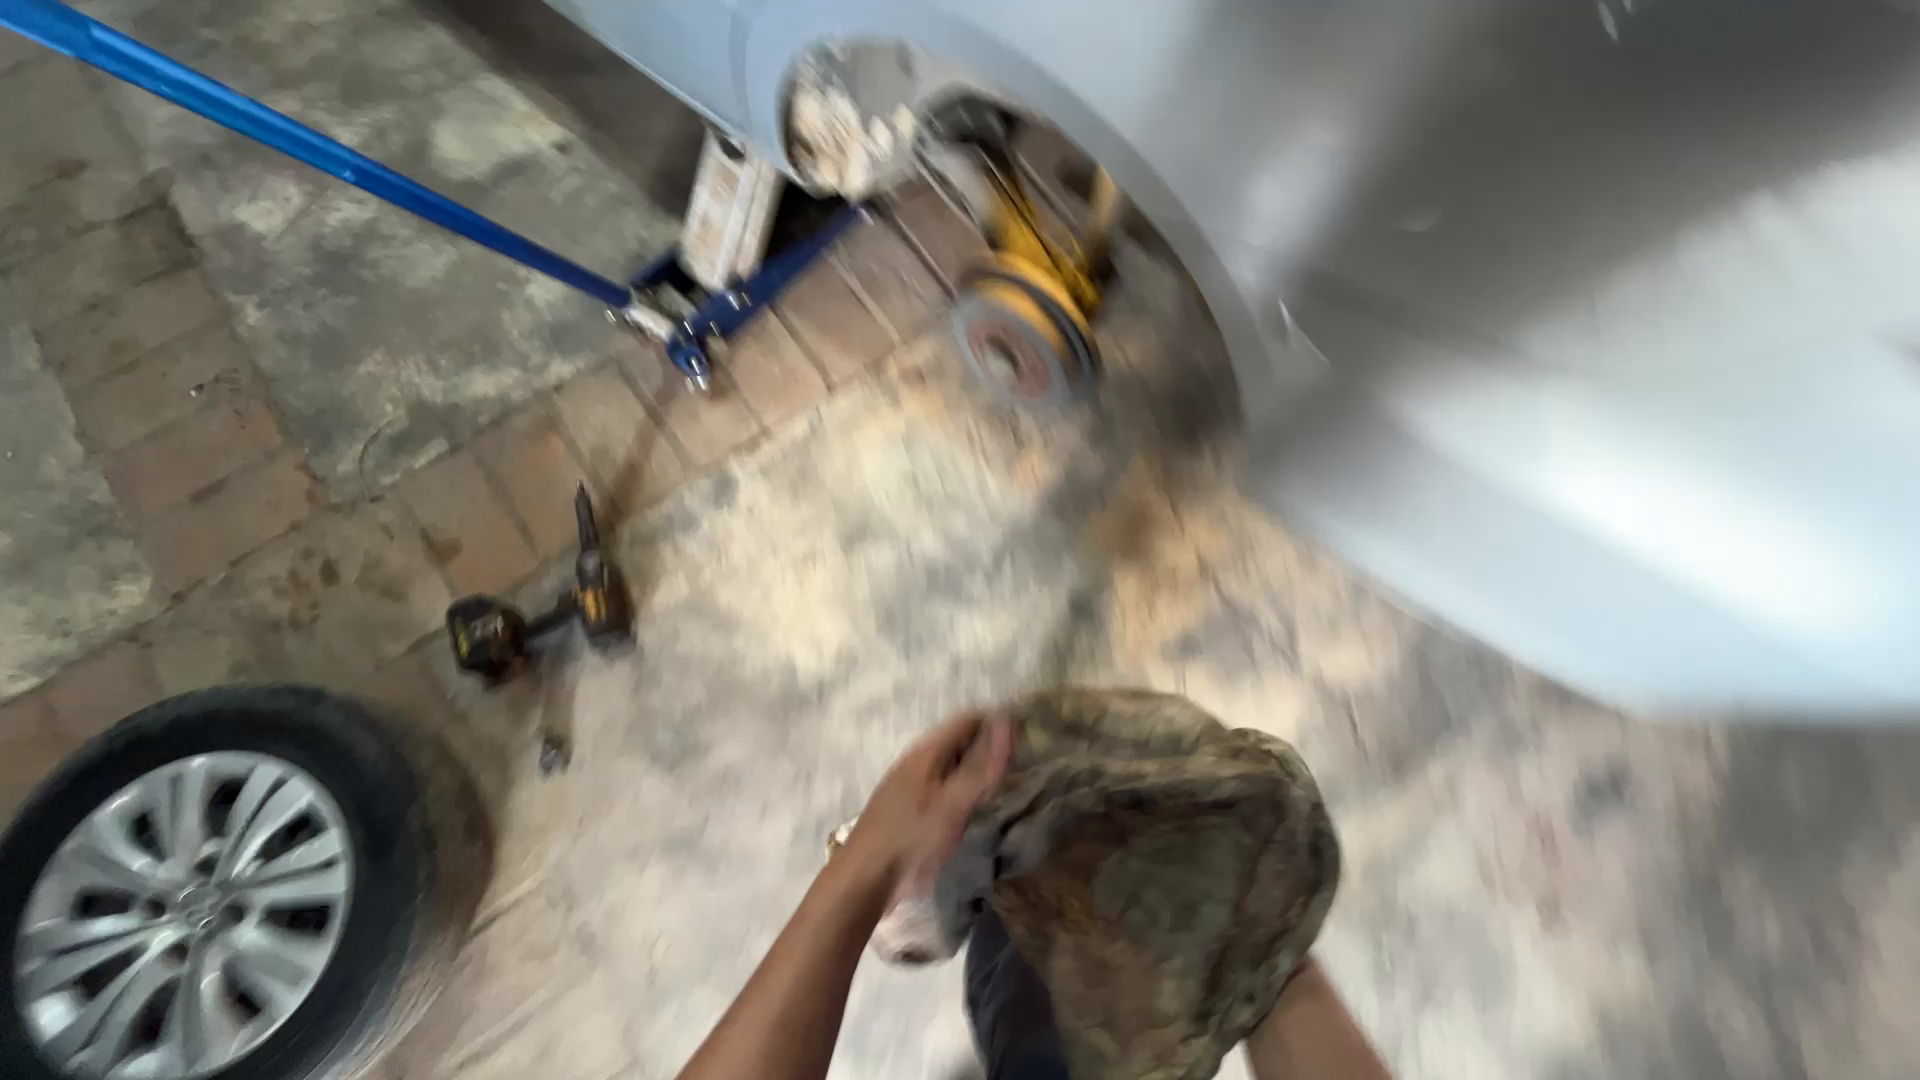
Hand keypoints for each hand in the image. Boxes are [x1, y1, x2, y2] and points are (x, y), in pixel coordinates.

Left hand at [844, 710, 1013, 896]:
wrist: (866, 879)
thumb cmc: (912, 837)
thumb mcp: (953, 803)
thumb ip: (982, 766)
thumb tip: (1007, 721)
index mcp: (926, 751)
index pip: (969, 719)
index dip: (997, 723)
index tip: (1028, 735)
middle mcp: (919, 761)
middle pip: (961, 741)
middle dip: (990, 746)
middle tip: (1025, 761)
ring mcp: (913, 784)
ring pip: (953, 765)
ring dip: (979, 768)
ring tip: (1010, 781)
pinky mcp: (913, 808)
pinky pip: (946, 786)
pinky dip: (966, 789)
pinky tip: (979, 805)